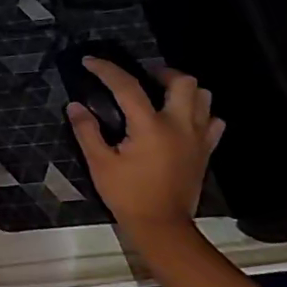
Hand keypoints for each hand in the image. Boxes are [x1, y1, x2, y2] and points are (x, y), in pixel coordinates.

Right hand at [66, 59, 224, 236]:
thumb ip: (87, 131)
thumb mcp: (99, 163)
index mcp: (150, 127)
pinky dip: (199, 112)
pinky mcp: (206, 149)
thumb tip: (74, 106)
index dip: (107, 70)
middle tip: (141, 76)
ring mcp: (198, 136)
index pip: (128, 87)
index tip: (90, 62)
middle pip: (182, 81)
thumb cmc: (127, 194)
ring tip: (161, 93)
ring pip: (203, 96)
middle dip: (160, 71)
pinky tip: (181, 119)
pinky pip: (212, 120)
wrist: (162, 223)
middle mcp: (180, 125)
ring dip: (182, 88)